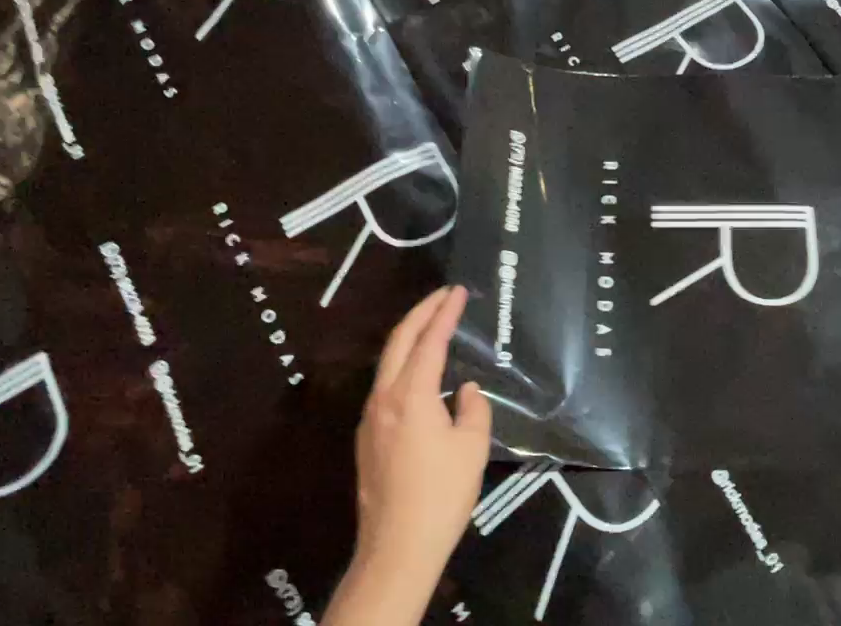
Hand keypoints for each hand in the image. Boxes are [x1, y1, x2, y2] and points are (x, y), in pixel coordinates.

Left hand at [352, 285, 490, 577]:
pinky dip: (404, 364)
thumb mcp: (473, 447)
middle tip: (443, 295)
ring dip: (410, 338)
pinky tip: (421, 372)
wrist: (397, 548)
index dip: (445, 313)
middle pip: (399, 342)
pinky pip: (386, 386)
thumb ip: (473, 409)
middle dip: (421, 313)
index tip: (458, 292)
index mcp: (410, 395)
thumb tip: (465, 391)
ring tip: (434, 324)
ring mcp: (370, 419)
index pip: (429, 341)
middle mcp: (383, 399)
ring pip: (388, 363)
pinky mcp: (367, 438)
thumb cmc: (441, 494)